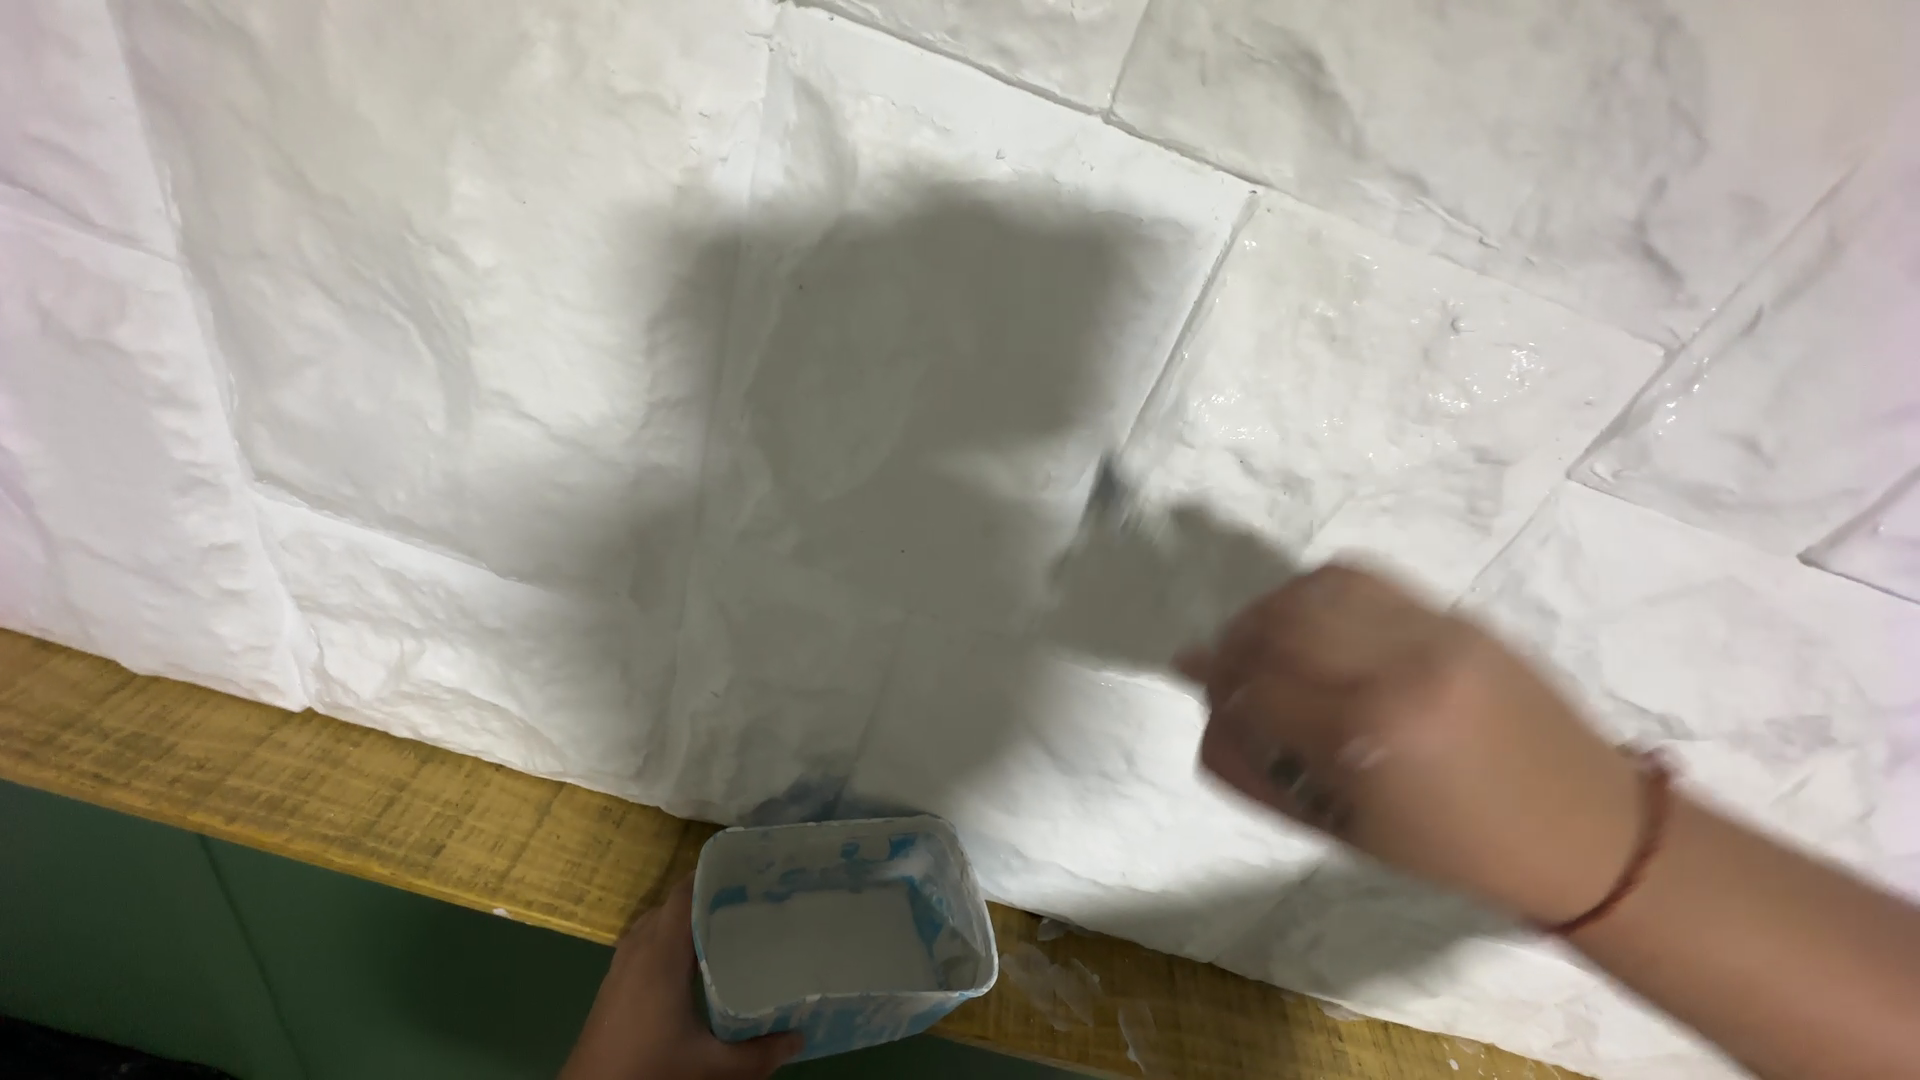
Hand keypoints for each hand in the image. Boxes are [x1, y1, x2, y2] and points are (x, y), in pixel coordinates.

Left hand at [558, 879, 802, 1079]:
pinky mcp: (614, 982)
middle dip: (711, 893)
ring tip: (729, 921)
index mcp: (661, 953)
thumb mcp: (710, 1067)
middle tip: (753, 896)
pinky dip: (672, 936)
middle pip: (675, 902)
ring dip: (689, 916)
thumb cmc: (647, 1070)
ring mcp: (621, 964)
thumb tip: (799, 1038)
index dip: (715, 873)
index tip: (751, 870)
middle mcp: (638, 948)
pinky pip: (647, 939)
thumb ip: (757, 1053)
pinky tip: (696, 959)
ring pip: (659, 920)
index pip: (686, 891)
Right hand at [1178, 562, 1643, 923]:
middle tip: (1226, 667)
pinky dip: (1314, 592)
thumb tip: (1195, 686)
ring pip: (1310, 588)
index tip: (1210, 696)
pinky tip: (1310, 622)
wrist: (1586, 830)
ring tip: (1264, 640)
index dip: (1217, 687)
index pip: (1250, 682)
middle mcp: (1394, 665)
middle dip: (1233, 644)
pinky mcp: (1454, 613)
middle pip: (1272, 623)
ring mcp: (1431, 630)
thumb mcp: (1334, 825)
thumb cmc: (1448, 849)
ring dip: (1268, 611)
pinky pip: (1357, 577)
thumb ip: (1246, 758)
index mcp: (1365, 733)